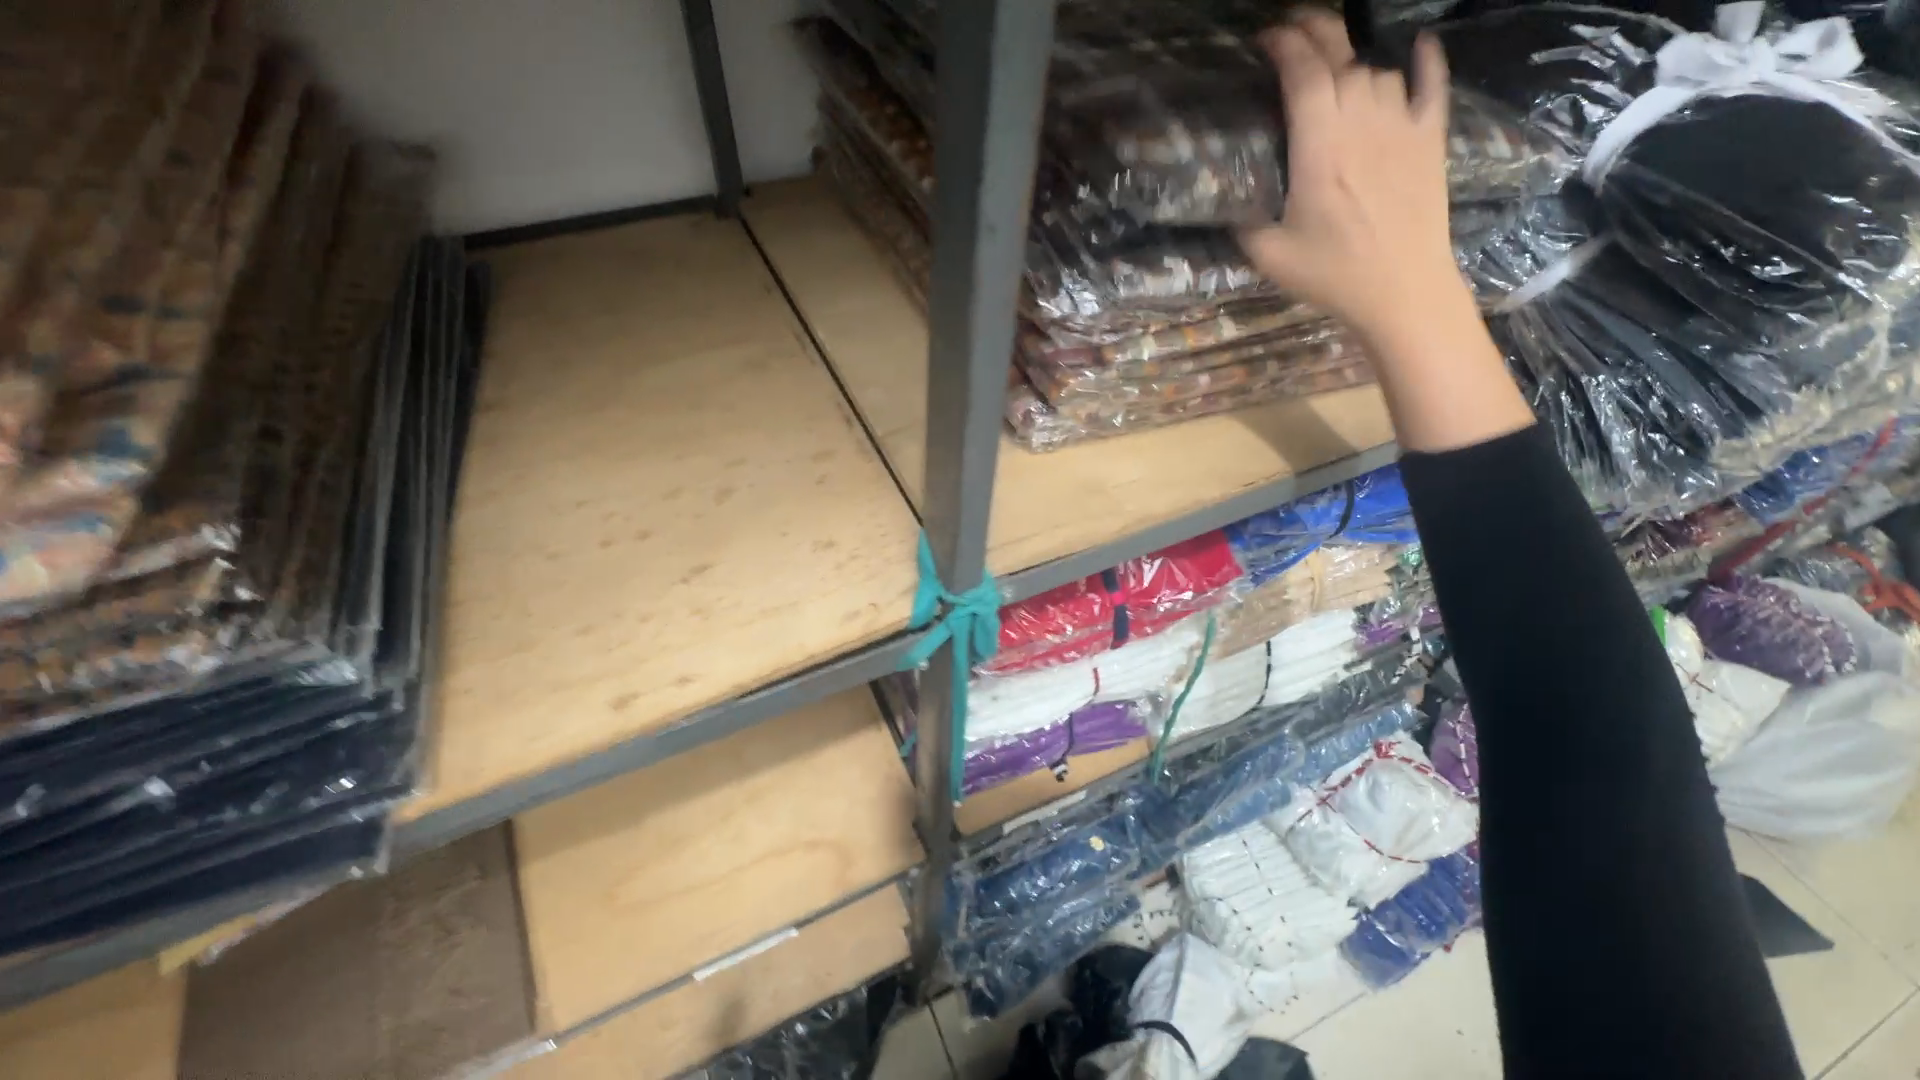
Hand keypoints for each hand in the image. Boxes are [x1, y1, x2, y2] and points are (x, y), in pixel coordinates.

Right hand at [1239, 12, 1468, 345]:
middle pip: (1339, 57)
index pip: (1303, 73)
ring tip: (1335, 78)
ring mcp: (1402, 126)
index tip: (1265, 41)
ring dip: (1352, 66)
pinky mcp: (1431, 139)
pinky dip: (1426, 60)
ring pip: (1376, 72)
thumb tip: (1228, 205)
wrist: (1403, 290)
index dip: (1284, 46)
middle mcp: (1362, 123)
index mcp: (1319, 148)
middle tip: (1292, 31)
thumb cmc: (1333, 275)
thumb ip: (1244, 223)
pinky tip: (1418, 45)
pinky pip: (1433, 84)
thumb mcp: (1270, 256)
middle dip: (1313, 33)